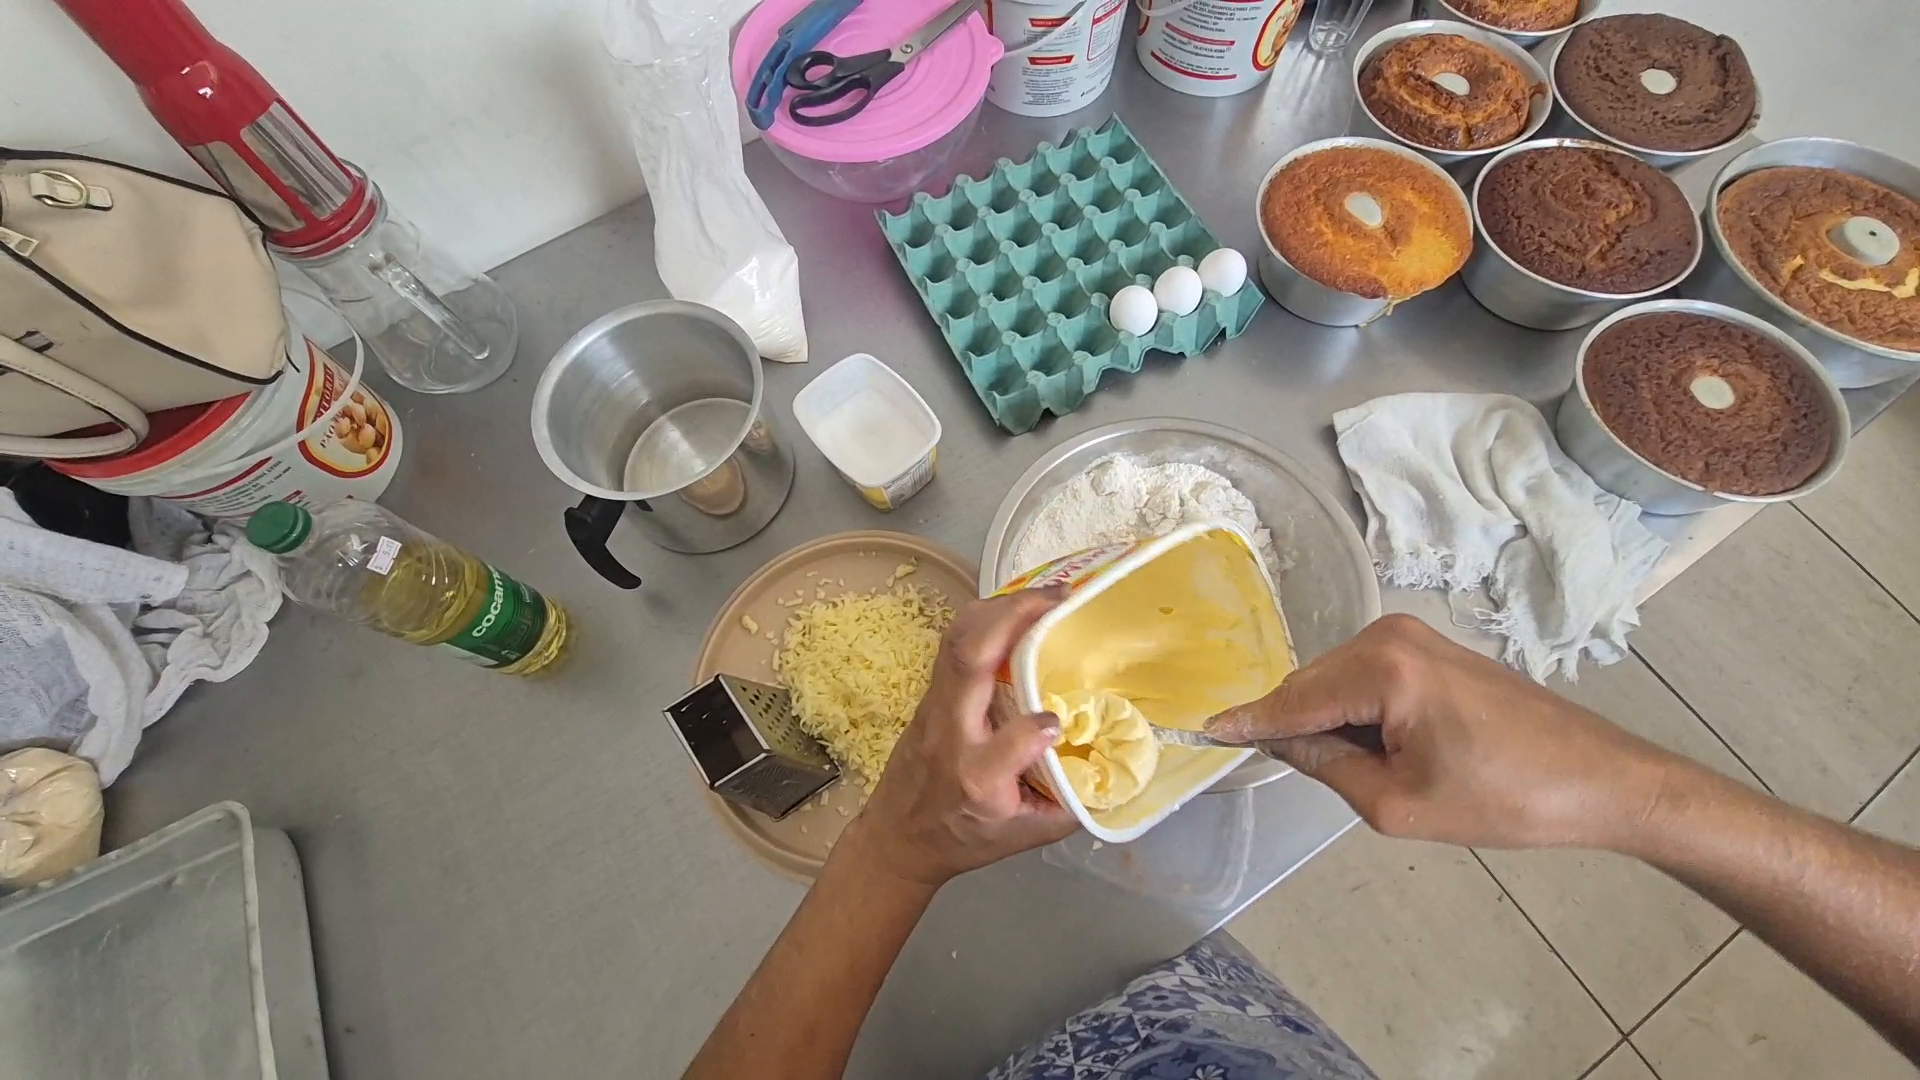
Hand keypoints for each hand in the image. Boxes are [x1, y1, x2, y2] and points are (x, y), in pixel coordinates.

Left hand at [840, 588, 1081, 887]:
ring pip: (956, 640)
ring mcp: (933, 705)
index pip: (1006, 747)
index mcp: (975, 778)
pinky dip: (984, 617)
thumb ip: (1065, 806)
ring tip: (1041, 595)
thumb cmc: (962, 838)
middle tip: (1060, 598)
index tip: (1062, 722)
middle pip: (967, 661)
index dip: (1037, 730)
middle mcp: (949, 732)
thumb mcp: (1022, 838)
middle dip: (1013, 617)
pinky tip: (1013, 609)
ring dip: (997, 608)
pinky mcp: (929, 691)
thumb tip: (1110, 767)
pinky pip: (953, 642)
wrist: (897, 836)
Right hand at [1205, 614, 1672, 849]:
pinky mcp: (1425, 645)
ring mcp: (1409, 634)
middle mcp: (1388, 635)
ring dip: (1327, 718)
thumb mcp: (1398, 803)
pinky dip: (1353, 706)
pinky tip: (1377, 741)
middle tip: (1300, 770)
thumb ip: (1324, 766)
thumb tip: (1278, 740)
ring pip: (1333, 678)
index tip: (1205, 730)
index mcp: (1383, 669)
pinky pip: (1361, 674)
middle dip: (1296, 724)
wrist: (1607, 781)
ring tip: (1363, 764)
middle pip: (1310, 683)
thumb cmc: (1506, 800)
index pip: (1294, 700)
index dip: (1250, 721)